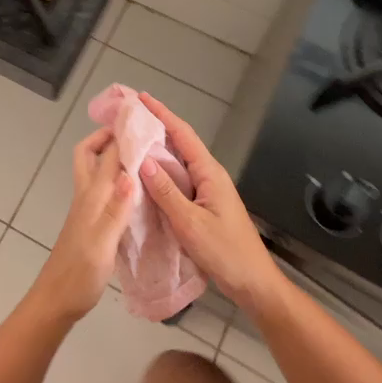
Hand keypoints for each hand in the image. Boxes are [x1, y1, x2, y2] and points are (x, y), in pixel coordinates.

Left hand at [27, 128, 134, 322]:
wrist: (58, 300)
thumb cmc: (80, 274)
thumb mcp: (102, 244)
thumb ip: (116, 210)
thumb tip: (129, 173)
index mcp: (92, 197)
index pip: (107, 156)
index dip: (120, 133)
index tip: (140, 118)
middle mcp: (87, 196)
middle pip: (89, 153)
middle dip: (108, 136)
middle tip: (133, 131)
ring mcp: (86, 209)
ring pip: (94, 170)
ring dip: (112, 155)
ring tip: (139, 153)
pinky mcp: (90, 222)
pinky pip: (102, 189)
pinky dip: (116, 179)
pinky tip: (133, 188)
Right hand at [133, 92, 287, 313]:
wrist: (253, 284)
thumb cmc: (226, 253)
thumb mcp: (190, 224)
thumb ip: (166, 192)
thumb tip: (142, 160)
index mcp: (209, 173)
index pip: (183, 135)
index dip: (162, 114)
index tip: (140, 98)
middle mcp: (209, 176)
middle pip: (180, 144)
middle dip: (156, 128)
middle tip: (128, 118)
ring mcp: (207, 191)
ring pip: (177, 163)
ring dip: (156, 151)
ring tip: (130, 142)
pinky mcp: (203, 206)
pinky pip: (178, 181)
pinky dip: (160, 174)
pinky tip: (144, 177)